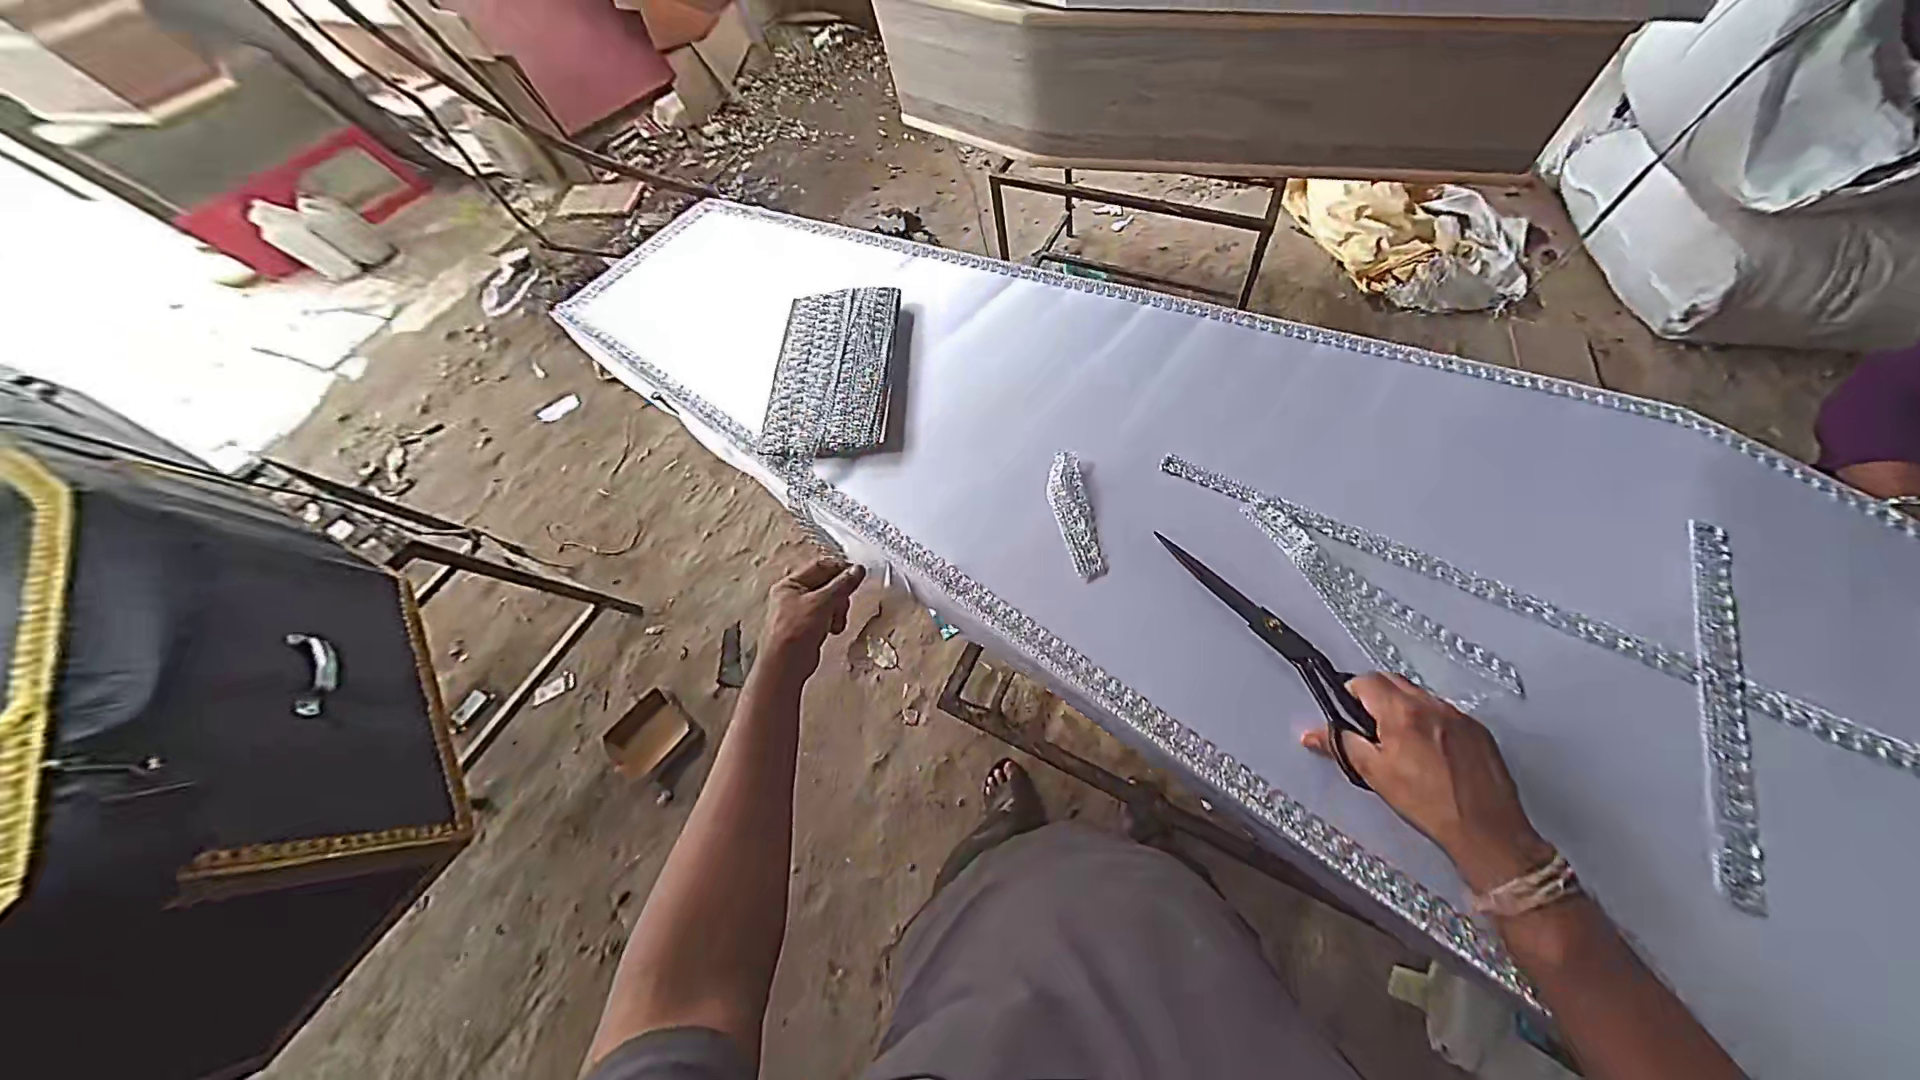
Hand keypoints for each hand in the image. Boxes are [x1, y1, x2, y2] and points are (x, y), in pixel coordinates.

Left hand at [760, 556, 865, 679]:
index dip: (840, 568)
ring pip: (829, 601)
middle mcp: (793, 596)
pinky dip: (833, 621)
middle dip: (839, 595)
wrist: (786, 665)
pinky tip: (832, 628)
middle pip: (826, 584)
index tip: (856, 573)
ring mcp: (800, 612)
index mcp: (790, 584)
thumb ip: (841, 584)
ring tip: (835, 620)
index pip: (820, 566)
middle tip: (843, 602)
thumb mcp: (822, 602)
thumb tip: (855, 571)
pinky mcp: (808, 627)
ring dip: (837, 610)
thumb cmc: (792, 634)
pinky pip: (827, 616)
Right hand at [1303, 673, 1552, 892]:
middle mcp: (1433, 708)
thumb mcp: (1373, 773)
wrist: (1486, 831)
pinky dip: (1430, 720)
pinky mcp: (1479, 731)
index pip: (1367, 680)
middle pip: (1393, 681)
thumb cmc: (1431, 805)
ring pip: (1420, 694)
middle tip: (1368, 722)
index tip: (1348, 709)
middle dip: (1375, 694)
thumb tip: (1313, 735)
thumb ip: (1340, 745)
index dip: (1350, 692)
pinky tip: (1427, 749)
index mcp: (1403, 714)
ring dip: (1403, 706)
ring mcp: (1460, 718)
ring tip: (1399, 739)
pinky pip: (1445, 712)